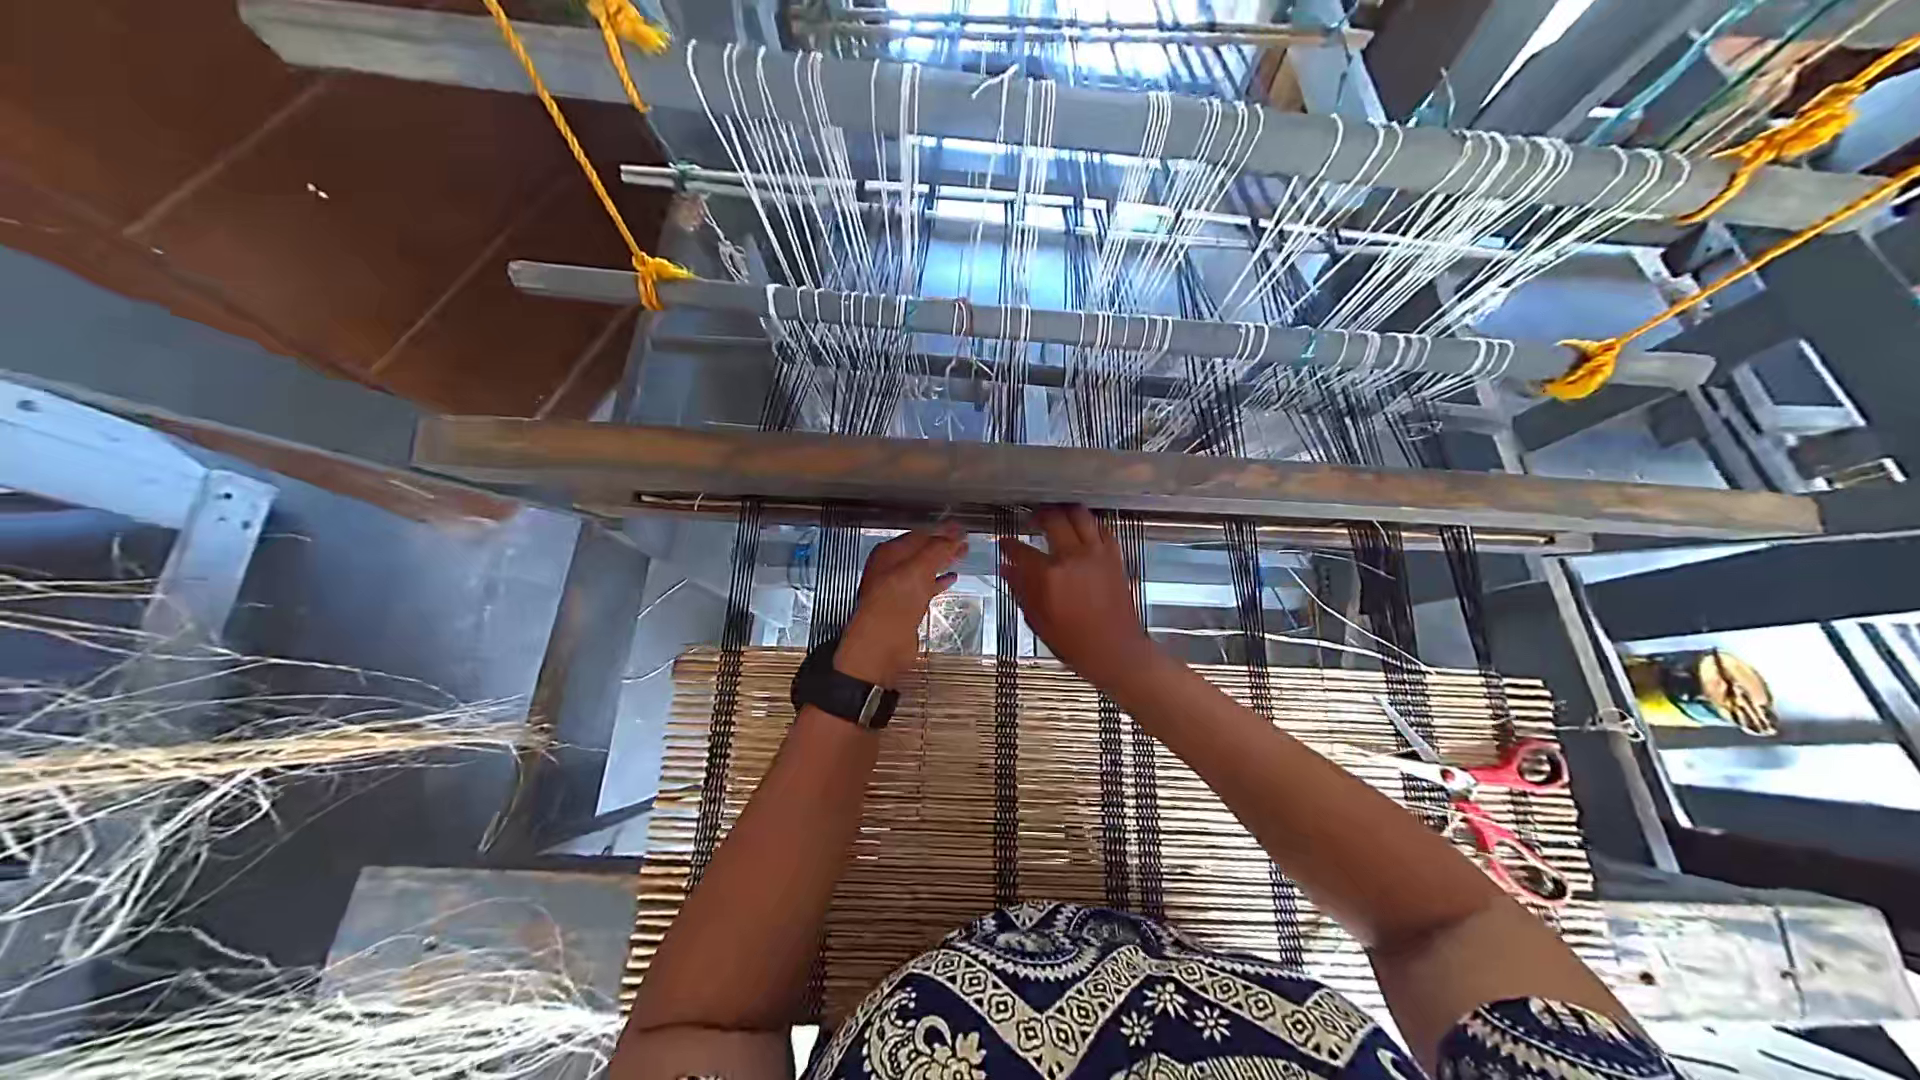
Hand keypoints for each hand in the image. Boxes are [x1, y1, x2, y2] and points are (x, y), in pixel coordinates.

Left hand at [834, 524, 967, 687]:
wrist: (880, 646)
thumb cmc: (890, 607)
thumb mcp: (917, 570)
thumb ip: (937, 550)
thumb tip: (953, 535)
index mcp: (889, 554)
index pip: (921, 534)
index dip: (942, 531)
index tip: (960, 529)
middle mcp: (891, 569)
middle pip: (923, 550)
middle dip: (944, 544)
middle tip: (964, 540)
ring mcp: (898, 589)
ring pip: (925, 568)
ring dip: (943, 561)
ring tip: (961, 555)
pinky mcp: (907, 607)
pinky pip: (926, 587)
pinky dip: (939, 581)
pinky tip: (950, 579)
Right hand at [1000, 506, 1157, 686]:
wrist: (1115, 650)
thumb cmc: (1075, 642)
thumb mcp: (1038, 618)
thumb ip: (1020, 589)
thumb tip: (1006, 569)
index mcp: (1049, 575)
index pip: (1021, 550)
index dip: (1008, 545)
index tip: (1005, 543)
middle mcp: (1073, 557)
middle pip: (1053, 519)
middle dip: (1038, 515)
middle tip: (1031, 518)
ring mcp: (1097, 554)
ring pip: (1080, 515)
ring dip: (1064, 511)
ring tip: (1056, 515)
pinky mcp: (1114, 557)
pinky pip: (1102, 528)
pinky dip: (1090, 523)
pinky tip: (1082, 527)